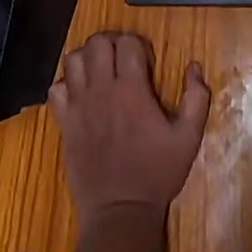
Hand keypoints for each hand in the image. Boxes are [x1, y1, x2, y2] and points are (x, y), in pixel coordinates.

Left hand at [49, 32, 209, 228]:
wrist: (120, 209)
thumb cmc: (158, 173)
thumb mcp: (189, 137)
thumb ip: (196, 98)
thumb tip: (193, 66)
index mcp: (132, 90)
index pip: (128, 43)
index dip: (139, 45)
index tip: (147, 62)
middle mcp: (101, 90)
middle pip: (97, 43)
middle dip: (112, 43)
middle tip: (123, 60)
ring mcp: (78, 106)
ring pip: (72, 60)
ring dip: (87, 59)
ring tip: (101, 72)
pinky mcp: (64, 123)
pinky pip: (55, 89)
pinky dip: (67, 85)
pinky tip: (81, 95)